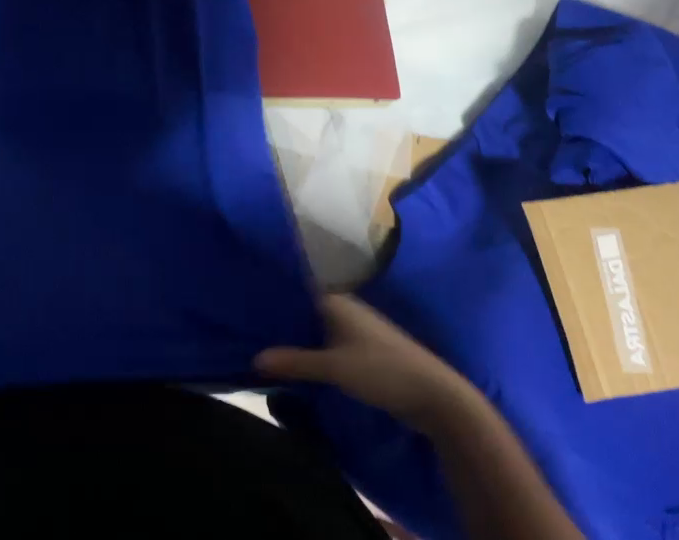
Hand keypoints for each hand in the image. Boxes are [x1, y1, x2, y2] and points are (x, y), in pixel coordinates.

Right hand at [256, 295, 469, 427]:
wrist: (435, 397)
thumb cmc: (384, 370)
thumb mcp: (335, 367)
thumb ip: (295, 361)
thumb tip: (254, 357)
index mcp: (338, 302)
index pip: (300, 282)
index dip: (276, 282)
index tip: (247, 281)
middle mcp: (345, 310)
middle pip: (305, 304)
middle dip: (279, 310)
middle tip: (243, 311)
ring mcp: (356, 331)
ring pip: (316, 325)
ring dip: (294, 331)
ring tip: (259, 334)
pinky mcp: (362, 352)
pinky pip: (326, 343)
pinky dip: (308, 347)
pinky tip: (291, 358)